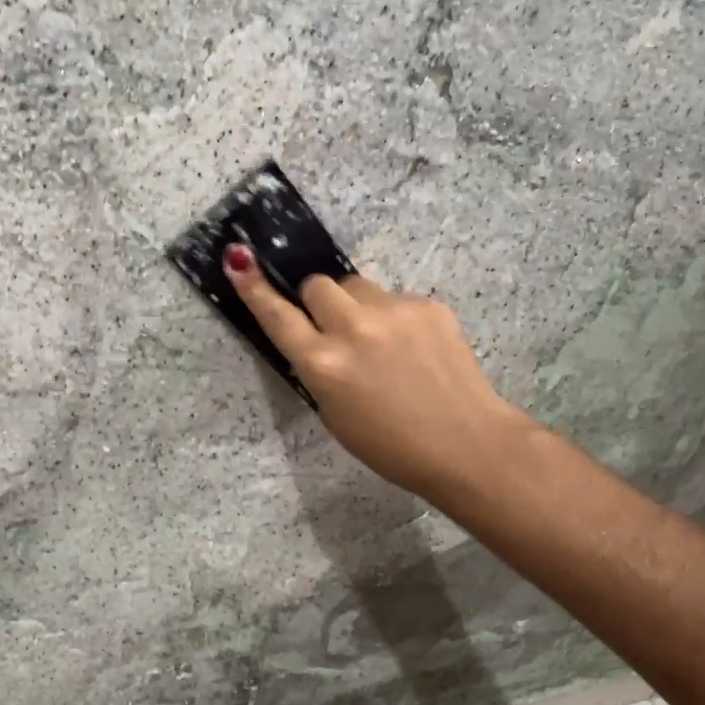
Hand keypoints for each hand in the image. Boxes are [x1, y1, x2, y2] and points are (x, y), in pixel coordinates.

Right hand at [223, 242, 528, 501]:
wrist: (466, 443)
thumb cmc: (390, 444)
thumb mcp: (333, 414)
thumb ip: (316, 369)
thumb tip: (311, 337)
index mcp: (323, 365)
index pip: (277, 316)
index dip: (254, 288)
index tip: (238, 259)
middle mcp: (354, 329)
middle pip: (316, 285)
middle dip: (318, 303)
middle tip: (333, 329)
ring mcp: (394, 312)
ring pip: (356, 286)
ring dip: (355, 305)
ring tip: (379, 340)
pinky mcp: (428, 306)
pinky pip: (394, 298)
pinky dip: (393, 317)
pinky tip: (413, 348)